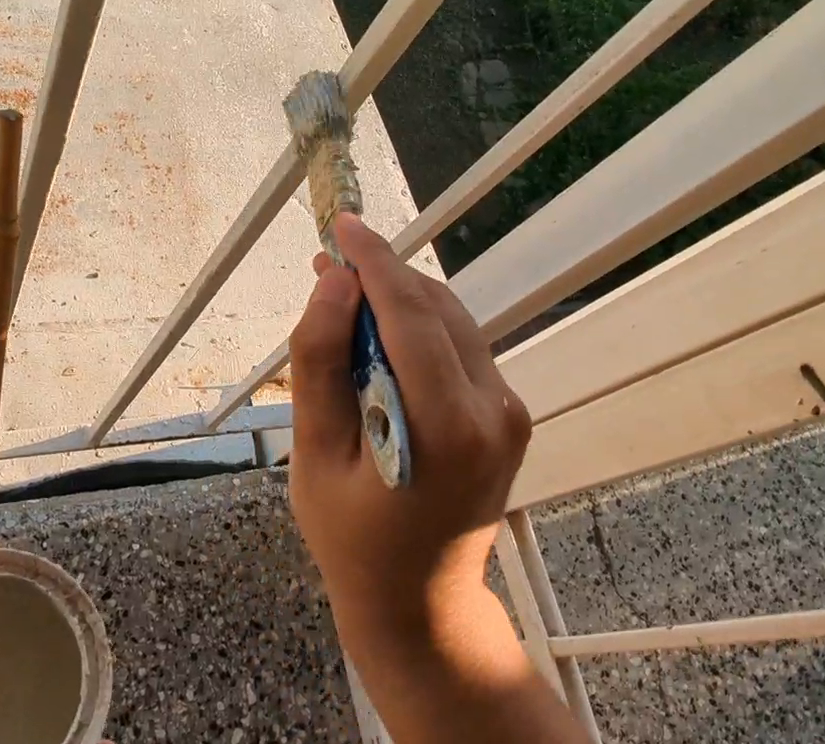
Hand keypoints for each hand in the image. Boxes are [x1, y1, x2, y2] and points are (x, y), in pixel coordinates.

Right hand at [289, 214, 582, 742]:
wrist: (421, 600)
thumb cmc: (353, 536)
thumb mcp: (316, 451)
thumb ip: (321, 362)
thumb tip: (334, 283)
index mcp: (447, 425)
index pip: (411, 314)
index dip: (374, 262)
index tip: (341, 224)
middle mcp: (494, 409)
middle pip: (434, 308)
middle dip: (380, 276)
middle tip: (326, 264)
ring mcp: (508, 411)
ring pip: (449, 321)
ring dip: (396, 298)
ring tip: (341, 294)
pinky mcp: (506, 413)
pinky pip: (457, 346)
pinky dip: (414, 326)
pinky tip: (375, 332)